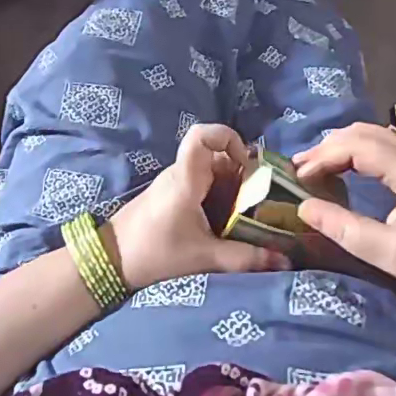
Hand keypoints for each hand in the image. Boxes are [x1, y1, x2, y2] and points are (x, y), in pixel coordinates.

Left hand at [105, 124, 291, 289]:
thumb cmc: (155, 251)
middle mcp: (181, 173)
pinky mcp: (172, 196)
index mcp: (186, 177)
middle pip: (216, 154)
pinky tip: (228, 221)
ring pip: (211, 171)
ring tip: (248, 212)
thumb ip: (244, 258)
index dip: (228, 138)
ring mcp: (174, 183)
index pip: (202, 134)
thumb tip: (283, 261)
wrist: (112, 260)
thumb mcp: (203, 256)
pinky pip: (202, 185)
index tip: (246, 163)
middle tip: (259, 197)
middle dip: (241, 171)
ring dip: (231, 187)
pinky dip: (219, 197)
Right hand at [292, 123, 395, 300]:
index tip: (298, 178)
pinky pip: (383, 146)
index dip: (323, 157)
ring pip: (373, 136)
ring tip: (314, 170)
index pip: (357, 146)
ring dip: (341, 148)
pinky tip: (342, 170)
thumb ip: (344, 228)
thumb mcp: (390, 253)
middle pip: (363, 133)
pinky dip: (357, 153)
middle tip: (299, 171)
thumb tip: (303, 207)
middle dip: (327, 148)